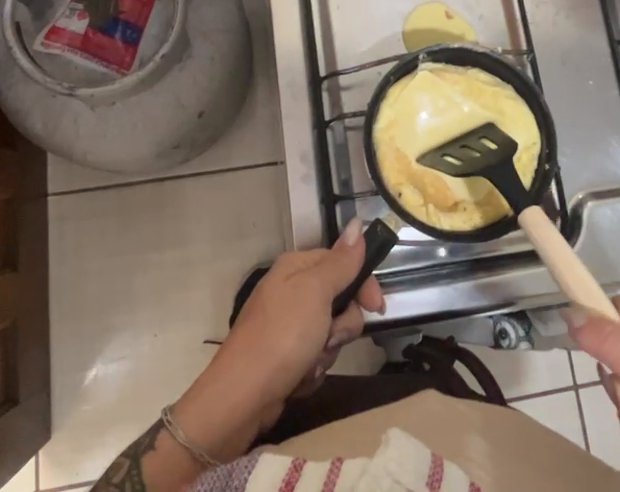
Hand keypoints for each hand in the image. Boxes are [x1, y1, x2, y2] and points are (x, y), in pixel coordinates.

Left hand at [171, 219, 385, 456]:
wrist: (244, 396)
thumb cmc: (282, 336)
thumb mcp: (316, 292)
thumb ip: (341, 261)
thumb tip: (357, 223)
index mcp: (297, 268)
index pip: (344, 263)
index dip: (363, 286)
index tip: (376, 309)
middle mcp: (292, 291)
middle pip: (342, 301)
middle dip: (343, 326)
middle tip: (329, 337)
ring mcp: (289, 326)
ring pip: (333, 332)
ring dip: (328, 351)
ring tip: (310, 362)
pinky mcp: (288, 356)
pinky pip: (318, 356)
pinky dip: (314, 368)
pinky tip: (300, 377)